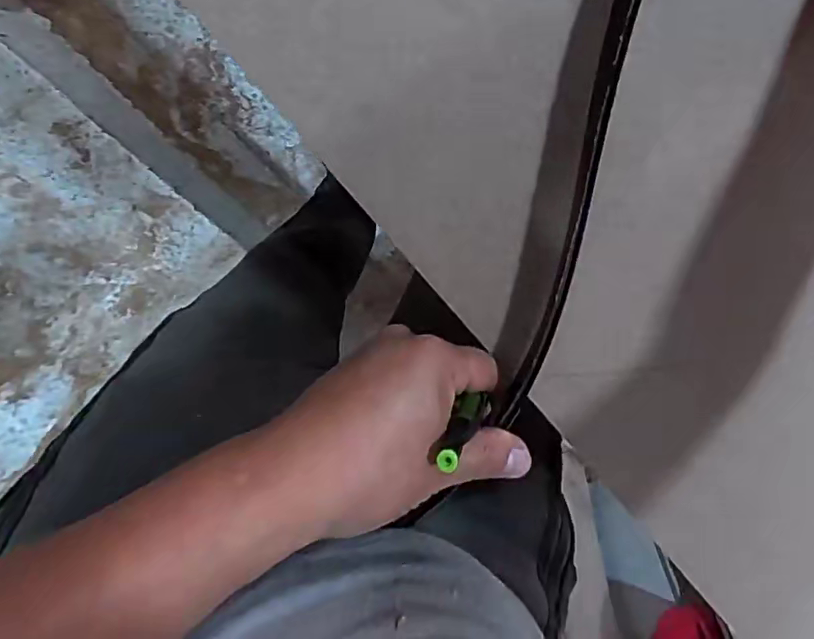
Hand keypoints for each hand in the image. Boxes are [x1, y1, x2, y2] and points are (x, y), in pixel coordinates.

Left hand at [255, 325, 532, 539]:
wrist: (289, 473)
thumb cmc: (372, 472)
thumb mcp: (434, 471)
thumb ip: (482, 456)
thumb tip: (523, 453)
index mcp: (435, 358)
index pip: (485, 370)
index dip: (487, 408)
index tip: (470, 444)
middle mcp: (405, 340)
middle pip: (450, 367)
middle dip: (451, 405)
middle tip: (435, 452)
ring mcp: (372, 348)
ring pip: (417, 370)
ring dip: (421, 402)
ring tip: (403, 448)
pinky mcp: (347, 363)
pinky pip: (388, 372)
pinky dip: (393, 397)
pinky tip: (373, 437)